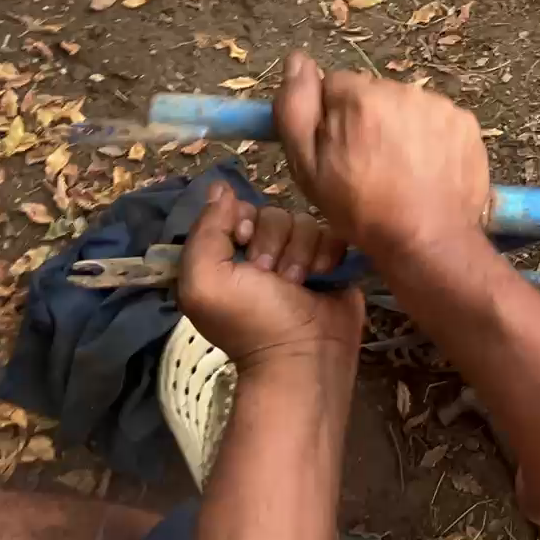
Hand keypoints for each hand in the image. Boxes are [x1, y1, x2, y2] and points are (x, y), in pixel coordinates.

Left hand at [176, 183, 365, 372]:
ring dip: (300, 254)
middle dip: (273, 245)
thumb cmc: (250, 320)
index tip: (242, 245)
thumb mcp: (205, 281)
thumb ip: (206, 231)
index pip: (240, 208)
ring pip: (305, 222)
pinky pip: (333, 233)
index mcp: (228, 253)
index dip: (243, 222)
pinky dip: (327, 254)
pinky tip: (322, 276)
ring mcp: (300, 253)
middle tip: (271, 278)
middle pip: (274, 213)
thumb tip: (219, 188)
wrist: (304, 352)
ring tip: (298, 283)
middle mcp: (263, 249)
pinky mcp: (332, 259)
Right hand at [273, 53, 490, 266]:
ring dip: (400, 128)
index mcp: (362, 96)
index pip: (334, 86)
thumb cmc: (361, 209)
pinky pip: (437, 121)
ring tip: (400, 170)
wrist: (429, 239)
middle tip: (369, 164)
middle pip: (374, 94)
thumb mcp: (308, 165)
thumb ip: (296, 106)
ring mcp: (441, 106)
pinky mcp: (466, 123)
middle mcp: (405, 90)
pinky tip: (426, 169)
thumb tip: (297, 60)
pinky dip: (430, 138)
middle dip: (367, 120)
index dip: (331, 118)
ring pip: (407, 107)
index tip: (338, 149)